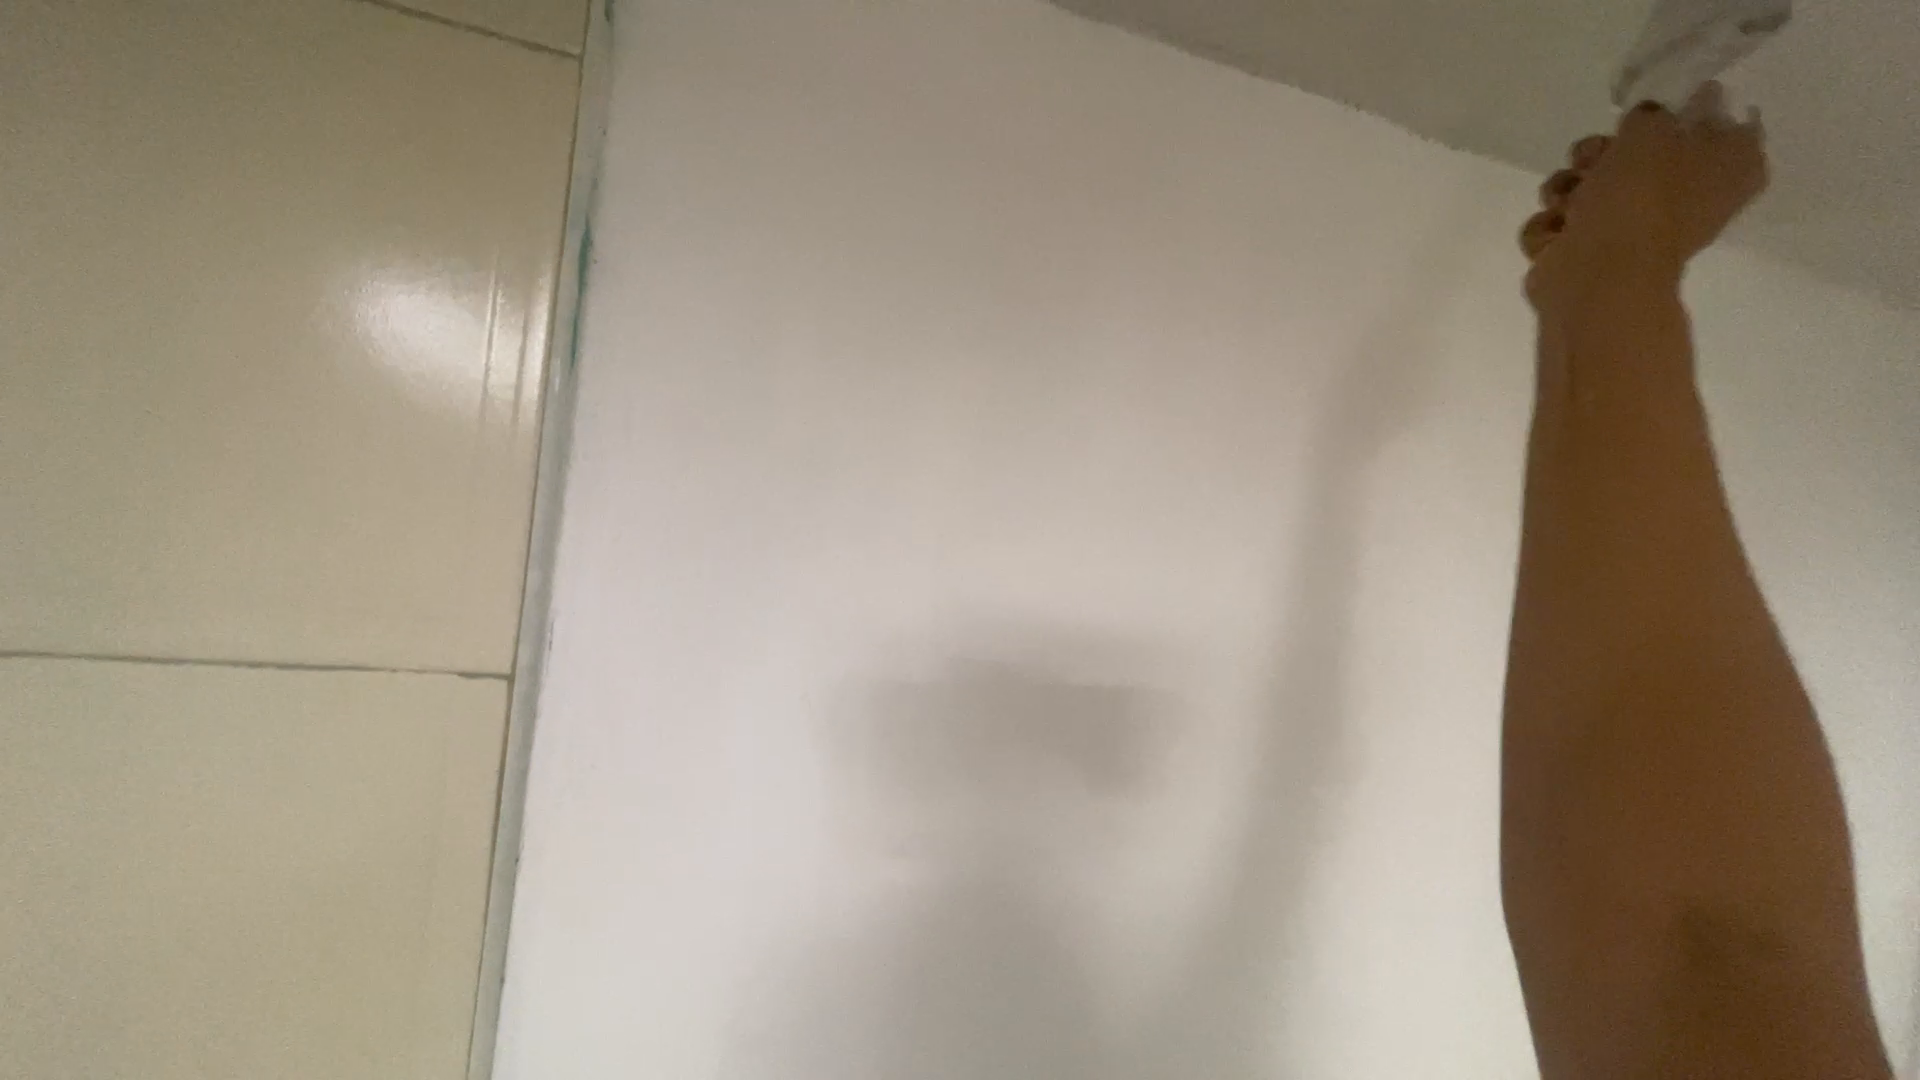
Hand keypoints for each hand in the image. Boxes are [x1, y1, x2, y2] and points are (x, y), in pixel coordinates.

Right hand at [1521, 83, 1767, 308]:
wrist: (1597, 276)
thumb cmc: (1638, 200)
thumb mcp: (1652, 132)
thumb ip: (1653, 113)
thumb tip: (1656, 111)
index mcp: (1730, 165)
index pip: (1715, 122)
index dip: (1678, 113)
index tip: (1647, 114)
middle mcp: (1686, 197)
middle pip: (1639, 156)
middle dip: (1601, 153)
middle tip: (1590, 158)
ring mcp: (1633, 230)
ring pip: (1590, 189)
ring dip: (1566, 189)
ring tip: (1562, 201)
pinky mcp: (1588, 254)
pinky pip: (1561, 227)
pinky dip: (1551, 229)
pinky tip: (1554, 234)